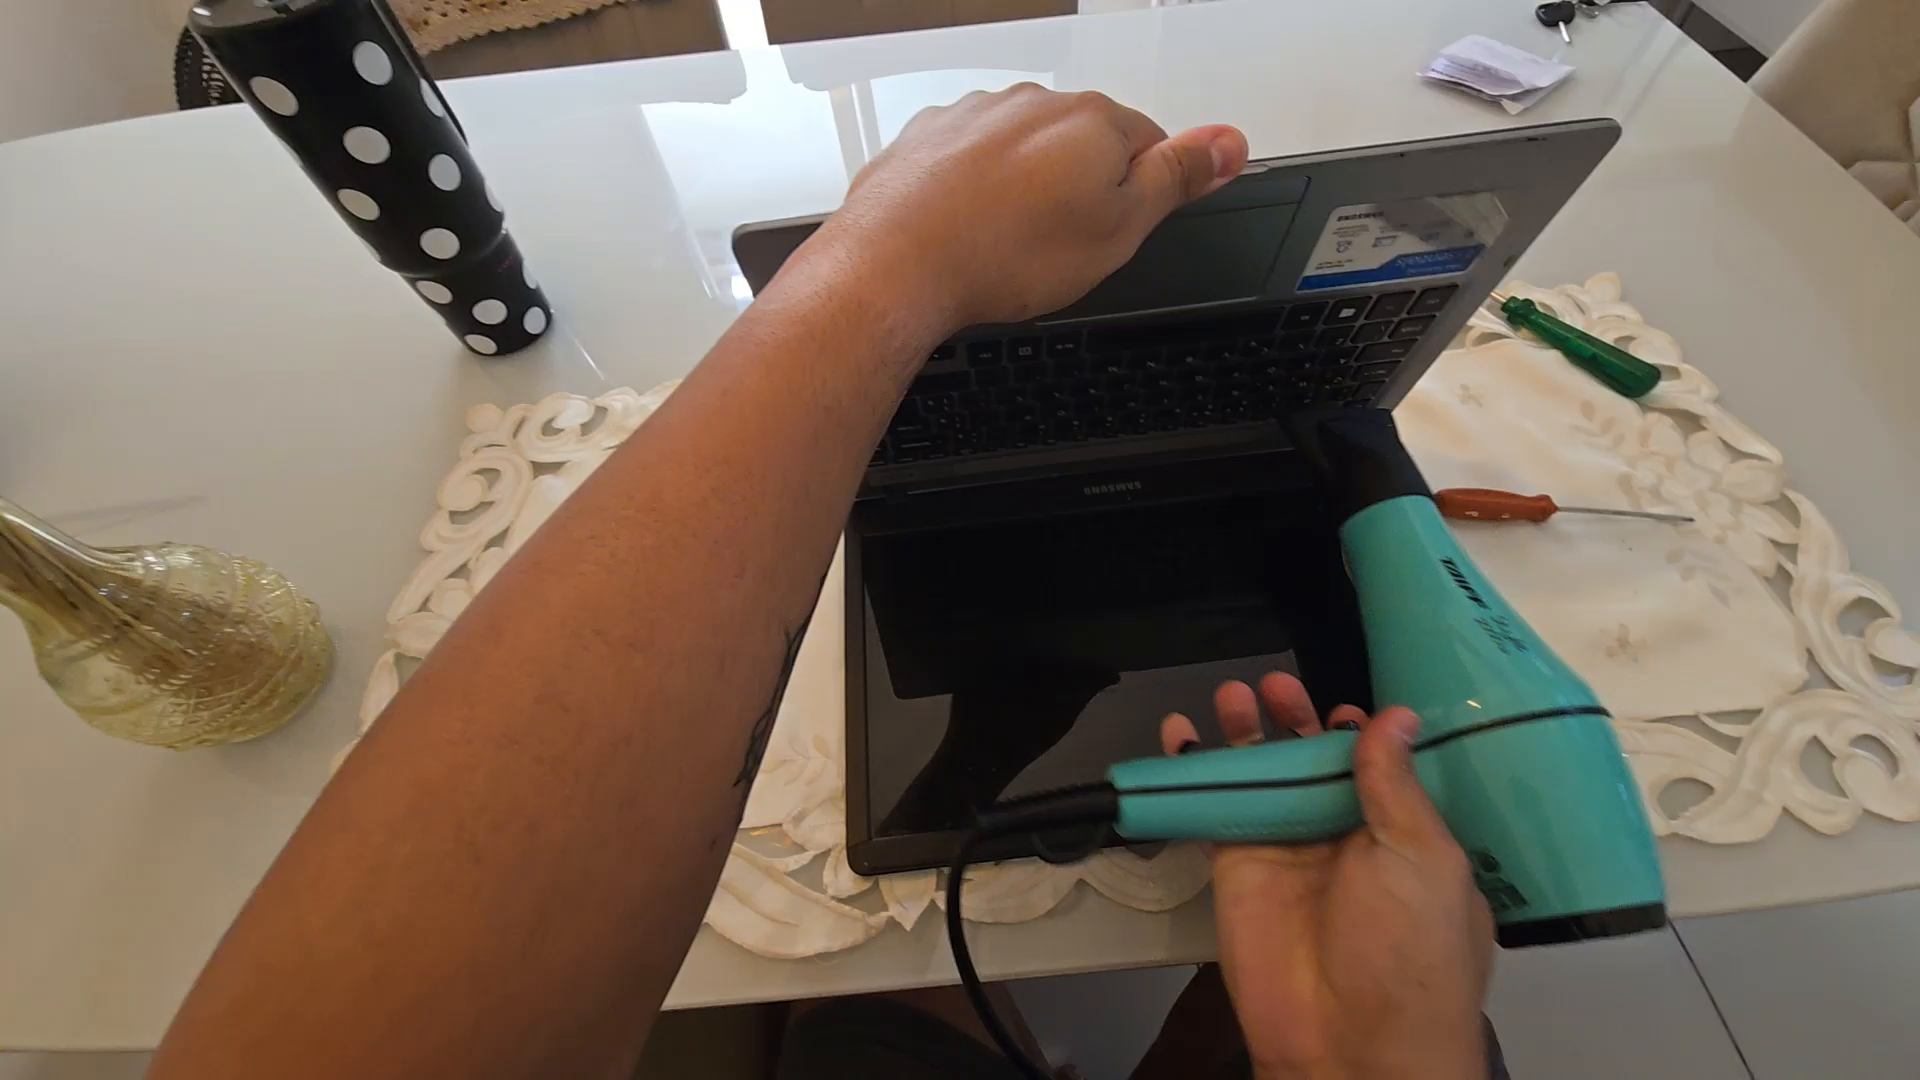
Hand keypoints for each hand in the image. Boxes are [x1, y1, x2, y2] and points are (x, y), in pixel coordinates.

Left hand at [804, 84, 1247, 329]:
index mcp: (1093, 123)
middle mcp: (1034, 104)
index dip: (1138, 193)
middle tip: (1059, 247)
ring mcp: (976, 117)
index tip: (1119, 226)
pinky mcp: (930, 139)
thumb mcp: (1117, 231)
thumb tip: (1230, 143)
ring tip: (1008, 244)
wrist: (901, 266)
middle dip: (1077, 189)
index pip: (1145, 144)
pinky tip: (967, 229)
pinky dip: (972, 191)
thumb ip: (1176, 180)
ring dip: (1022, 189)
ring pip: (1020, 152)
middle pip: (1079, 144)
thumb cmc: (1004, 255)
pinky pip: (967, 163)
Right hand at [1160, 675, 1494, 1079]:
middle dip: (1293, 717)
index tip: (1342, 705)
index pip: (1373, 767)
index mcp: (1396, 833)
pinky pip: (1211, 800)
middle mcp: (1338, 831)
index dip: (1358, 733)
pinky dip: (1191, 765)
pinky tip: (1179, 732)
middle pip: (1308, 758)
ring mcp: (1282, 844)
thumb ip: (1395, 784)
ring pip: (1258, 770)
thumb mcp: (1421, 860)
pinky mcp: (1234, 858)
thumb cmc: (1407, 948)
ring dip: (1243, 729)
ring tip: (1233, 692)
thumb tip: (1399, 715)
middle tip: (1277, 685)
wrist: (1346, 1040)